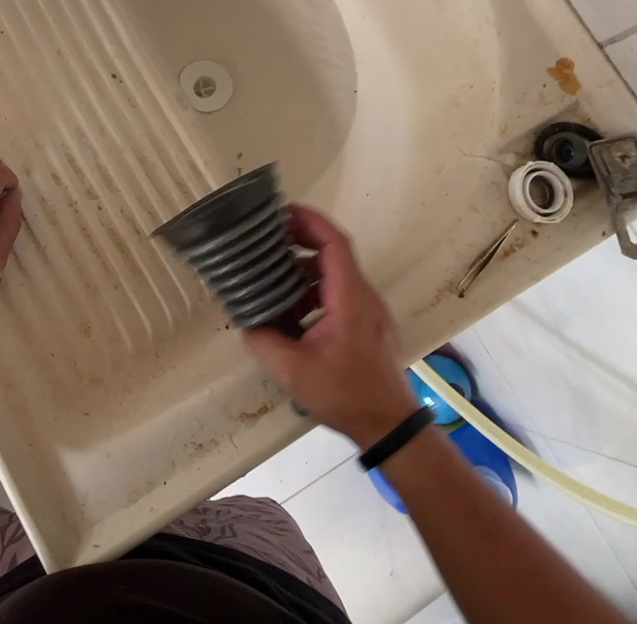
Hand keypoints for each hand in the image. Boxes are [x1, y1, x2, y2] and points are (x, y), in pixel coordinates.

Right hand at [242, 205, 418, 448]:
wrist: (389, 425)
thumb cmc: (345, 394)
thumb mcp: (293, 372)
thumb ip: (264, 342)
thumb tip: (247, 323)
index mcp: (349, 298)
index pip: (334, 244)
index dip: (310, 221)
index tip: (283, 211)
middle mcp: (364, 297)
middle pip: (335, 254)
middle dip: (302, 240)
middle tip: (269, 238)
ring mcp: (370, 311)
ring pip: (337, 276)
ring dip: (306, 270)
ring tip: (273, 277)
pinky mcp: (369, 326)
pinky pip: (341, 294)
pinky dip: (315, 292)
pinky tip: (293, 313)